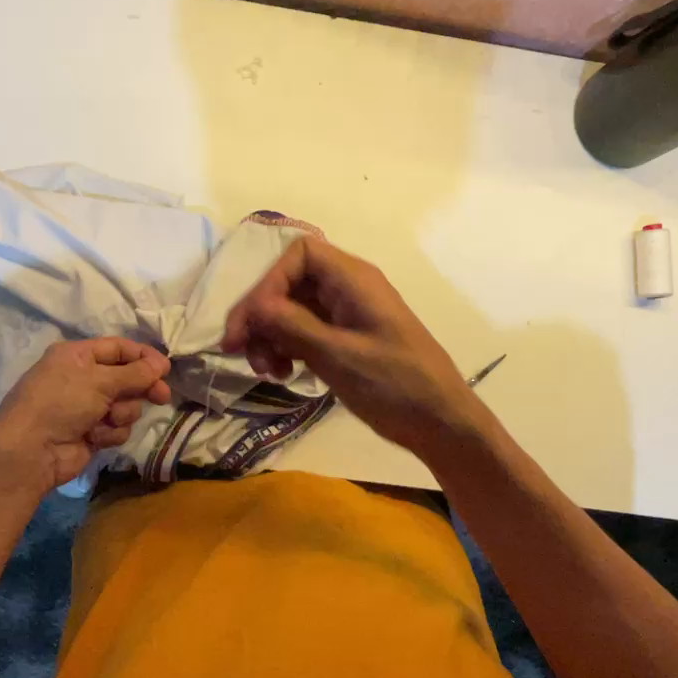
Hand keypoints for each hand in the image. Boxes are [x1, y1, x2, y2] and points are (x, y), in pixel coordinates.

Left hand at [0, 337, 171, 494]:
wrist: (32, 451)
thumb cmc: (60, 403)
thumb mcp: (98, 381)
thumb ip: (134, 373)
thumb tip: (162, 364)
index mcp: (78, 356)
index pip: (118, 349)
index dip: (143, 357)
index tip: (165, 369)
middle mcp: (83, 378)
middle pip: (126, 378)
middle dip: (141, 388)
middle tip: (161, 397)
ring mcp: (87, 407)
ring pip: (125, 405)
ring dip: (121, 414)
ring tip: (106, 420)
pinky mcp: (92, 432)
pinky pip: (117, 427)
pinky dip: (110, 432)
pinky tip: (94, 437)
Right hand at [221, 235, 489, 456]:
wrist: (439, 422)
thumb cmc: (395, 385)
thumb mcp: (339, 356)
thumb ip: (293, 326)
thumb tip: (253, 306)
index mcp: (353, 280)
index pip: (298, 256)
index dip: (268, 282)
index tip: (251, 322)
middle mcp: (348, 289)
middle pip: (289, 284)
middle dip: (261, 315)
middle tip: (238, 352)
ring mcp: (346, 316)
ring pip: (292, 310)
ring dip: (269, 336)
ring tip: (266, 371)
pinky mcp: (345, 342)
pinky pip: (304, 333)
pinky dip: (286, 349)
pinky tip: (283, 374)